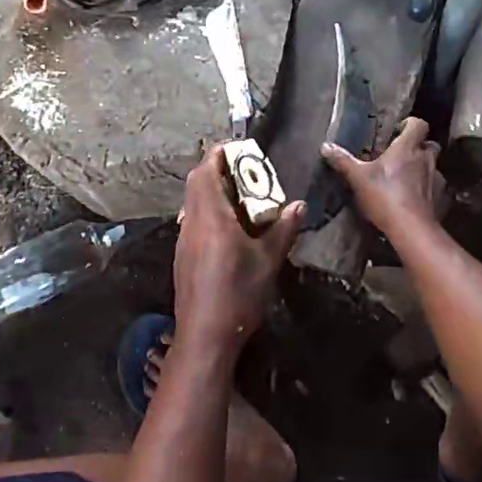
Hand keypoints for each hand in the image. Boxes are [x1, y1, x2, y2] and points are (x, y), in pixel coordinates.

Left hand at [173, 146, 304, 351]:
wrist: (205, 334)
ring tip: (240, 196)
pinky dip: (208, 212)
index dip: (218, 154)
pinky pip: (192, 221)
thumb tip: (299, 206)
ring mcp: (184, 241)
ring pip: (192, 203)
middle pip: (196, 184)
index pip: (206, 172)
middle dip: (216, 170)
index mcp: (212, 218)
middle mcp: (192, 224)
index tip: (236, 146)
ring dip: (211, 191)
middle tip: (244, 170)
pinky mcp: (183, 256)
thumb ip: (283, 229)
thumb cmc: (239, 294)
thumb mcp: (269, 261)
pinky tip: (229, 228)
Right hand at [320, 118, 443, 234]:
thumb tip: (326, 146)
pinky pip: (435, 187)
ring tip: (406, 179)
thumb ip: (343, 161)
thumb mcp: (358, 178)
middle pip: (429, 144)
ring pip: (432, 166)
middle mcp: (426, 159)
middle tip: (401, 156)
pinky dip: (427, 190)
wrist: (411, 228)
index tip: (399, 130)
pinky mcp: (440, 198)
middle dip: (418, 147)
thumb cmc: (385, 196)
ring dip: (422, 169)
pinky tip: (414, 199)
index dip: (410, 124)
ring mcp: (436, 178)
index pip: (419, 124)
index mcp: (407, 148)